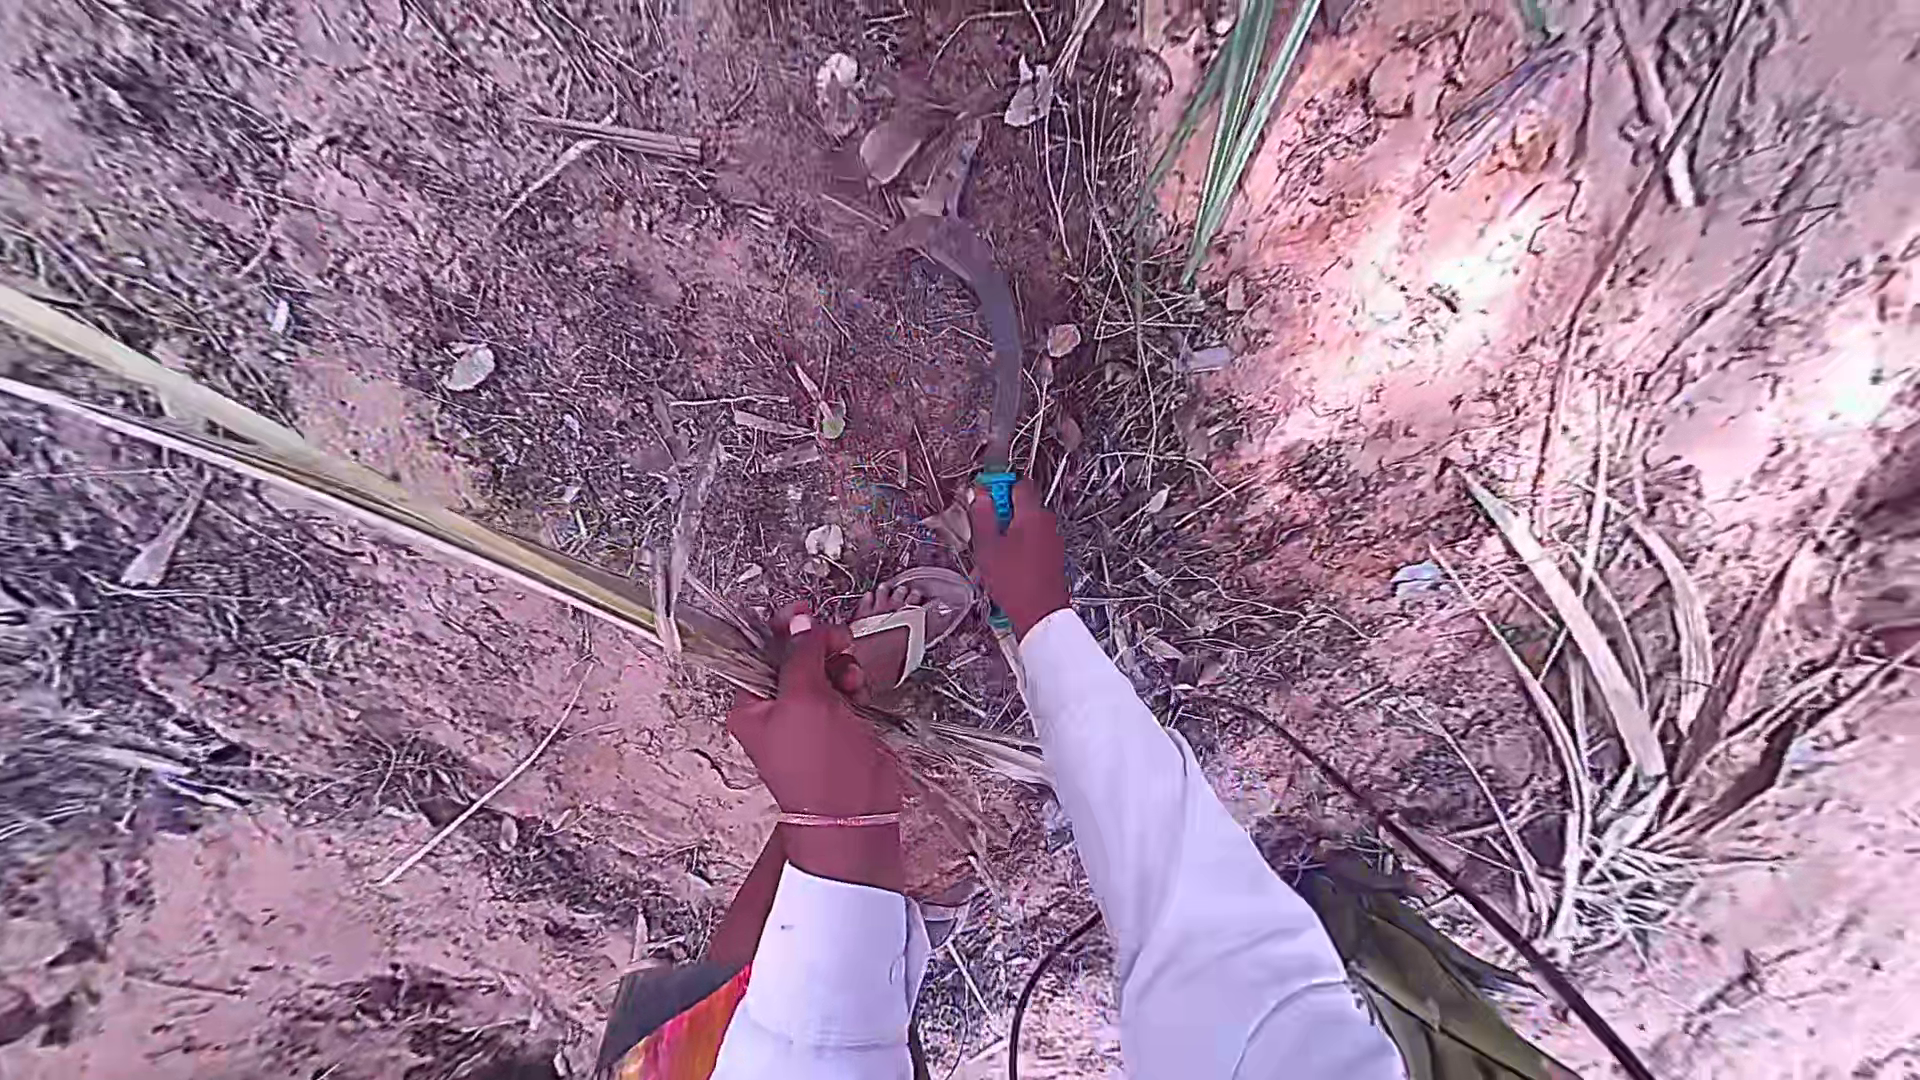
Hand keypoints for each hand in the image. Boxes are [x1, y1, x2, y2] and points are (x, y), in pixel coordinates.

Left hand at [726, 607, 903, 889]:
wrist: (856, 811)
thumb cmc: (819, 767)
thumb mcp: (803, 700)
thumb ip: (800, 656)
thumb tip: (800, 624)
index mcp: (752, 706)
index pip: (761, 653)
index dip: (783, 630)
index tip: (803, 612)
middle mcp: (777, 709)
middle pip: (796, 657)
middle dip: (819, 647)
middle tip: (838, 641)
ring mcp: (808, 715)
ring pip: (823, 668)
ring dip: (840, 664)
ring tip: (850, 676)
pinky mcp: (836, 721)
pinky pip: (842, 685)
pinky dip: (851, 681)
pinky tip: (858, 688)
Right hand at [969, 479, 1071, 638]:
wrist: (1041, 614)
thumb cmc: (1017, 584)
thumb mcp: (988, 547)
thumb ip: (983, 516)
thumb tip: (980, 497)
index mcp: (1032, 515)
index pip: (1018, 483)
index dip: (998, 487)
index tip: (985, 495)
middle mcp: (1047, 523)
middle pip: (1022, 504)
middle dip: (1001, 512)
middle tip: (984, 526)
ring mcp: (1052, 539)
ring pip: (1026, 524)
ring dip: (1009, 530)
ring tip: (992, 550)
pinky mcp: (1052, 555)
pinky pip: (1033, 540)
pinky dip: (1018, 545)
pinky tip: (1005, 563)